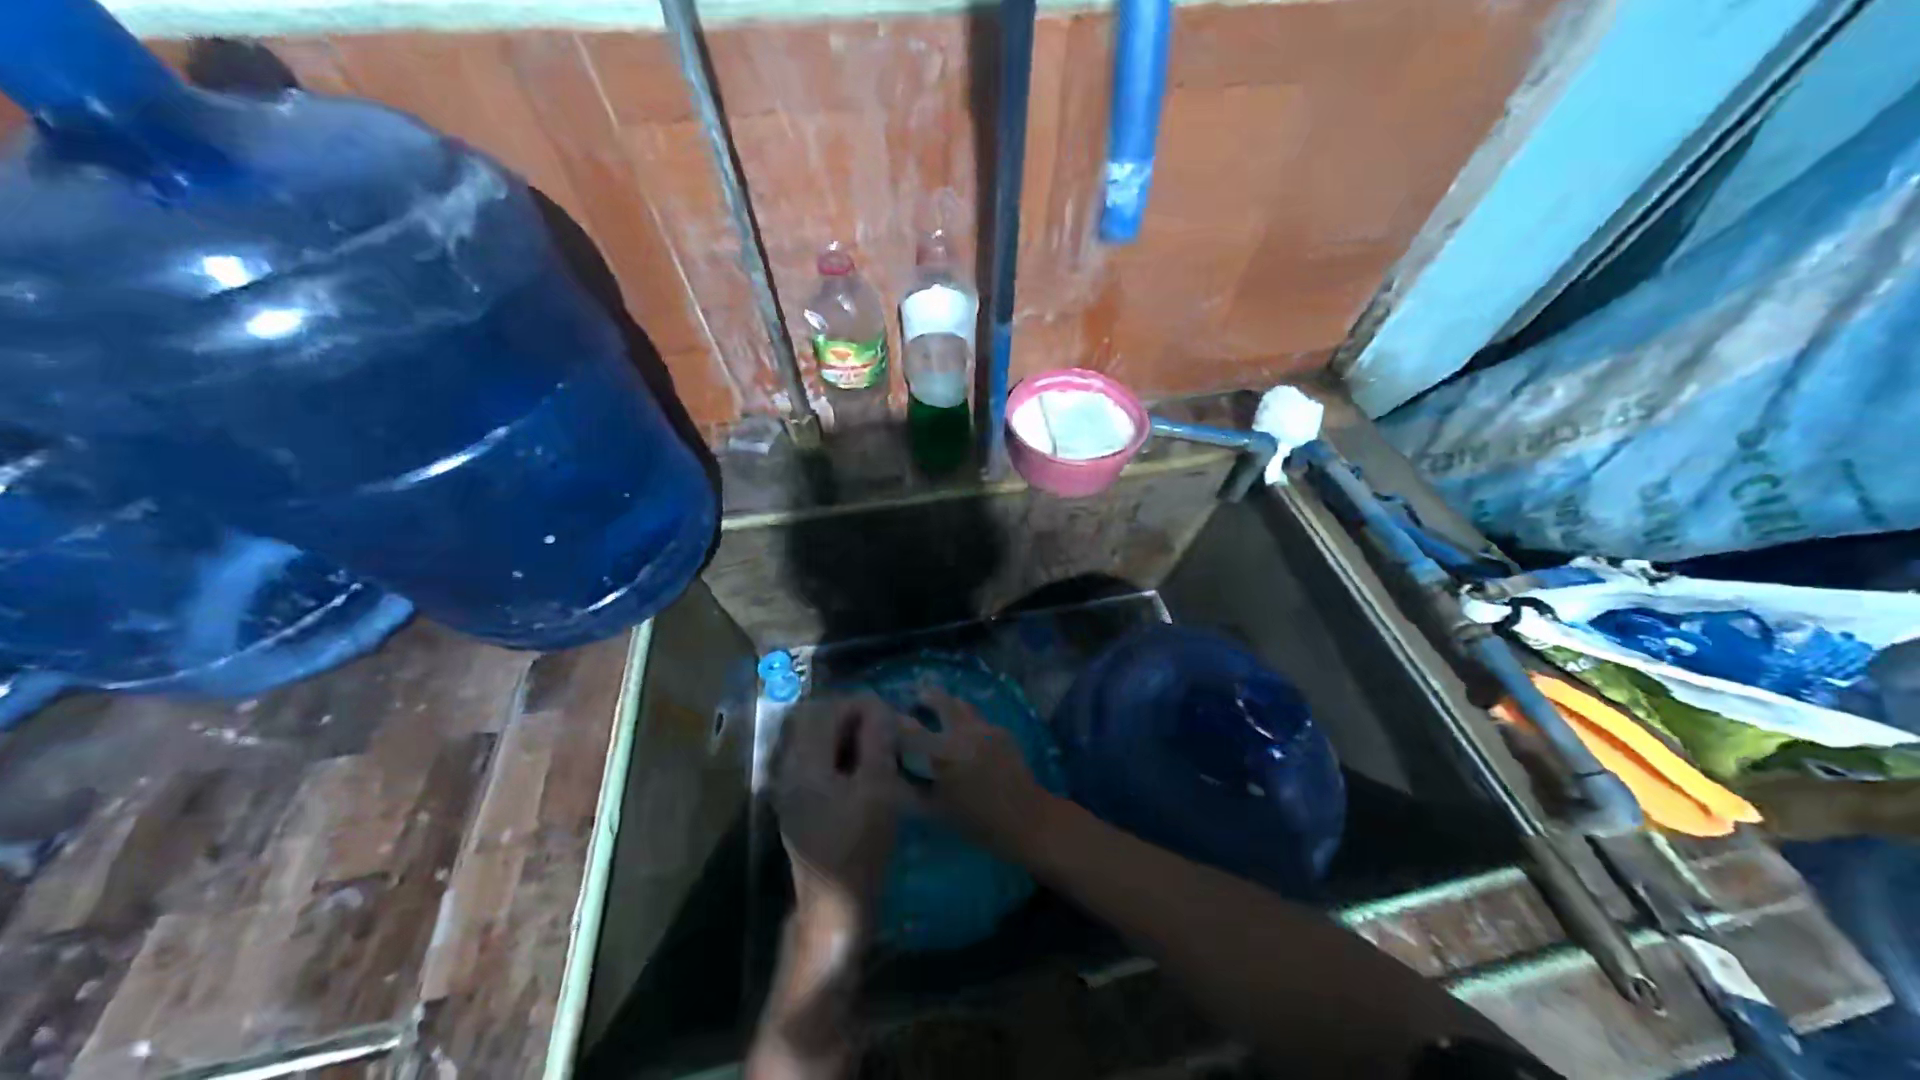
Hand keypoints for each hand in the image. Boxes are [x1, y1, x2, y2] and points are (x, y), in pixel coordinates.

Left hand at [769, 695, 905, 924]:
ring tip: (877, 749)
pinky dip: (839, 754)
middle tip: (884, 731)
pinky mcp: (797, 802)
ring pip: (814, 738)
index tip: (890, 718)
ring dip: (845, 735)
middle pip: (815, 719)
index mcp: (803, 763)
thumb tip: (877, 706)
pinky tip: (863, 771)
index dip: (860, 705)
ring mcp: (788, 787)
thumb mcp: (878, 789)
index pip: (826, 709)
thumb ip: (876, 740)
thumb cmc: (860, 848)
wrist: (835, 909)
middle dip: (851, 717)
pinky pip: (815, 760)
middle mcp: (787, 768)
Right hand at [898, 688, 1054, 857]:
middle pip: (939, 699)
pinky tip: (968, 737)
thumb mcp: (934, 810)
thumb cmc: (976, 822)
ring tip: (941, 712)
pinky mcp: (1002, 731)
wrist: (1026, 819)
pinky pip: (979, 719)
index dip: (894, 719)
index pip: (908, 726)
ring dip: (948, 704)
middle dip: (924, 697)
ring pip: (961, 704)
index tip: (886, 719)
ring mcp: (985, 728)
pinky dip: (968, 722)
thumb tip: (896, 768)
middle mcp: (962, 732)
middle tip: (917, 701)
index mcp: (941, 753)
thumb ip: (912, 785)